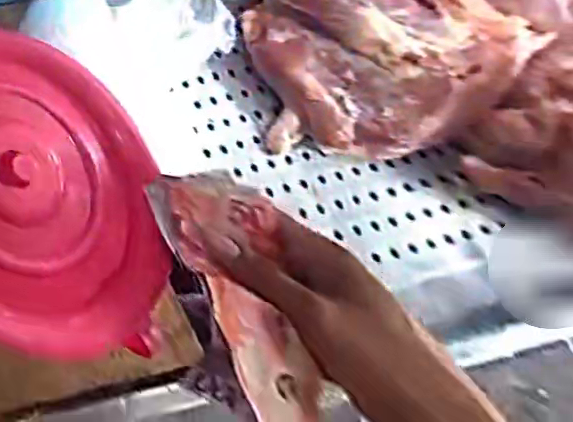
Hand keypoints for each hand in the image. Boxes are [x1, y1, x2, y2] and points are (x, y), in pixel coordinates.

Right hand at [203, 215, 502, 421]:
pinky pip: (284, 312)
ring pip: (272, 284)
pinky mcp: (332, 334)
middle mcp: (329, 275)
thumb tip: (208, 234)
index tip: (186, 209)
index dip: (225, 211)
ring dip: (242, 285)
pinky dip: (261, 313)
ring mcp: (332, 306)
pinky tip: (244, 322)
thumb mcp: (313, 314)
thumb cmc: (386, 362)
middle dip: (227, 251)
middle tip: (187, 250)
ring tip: (209, 286)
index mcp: (329, 258)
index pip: (265, 217)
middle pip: (265, 251)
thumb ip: (259, 273)